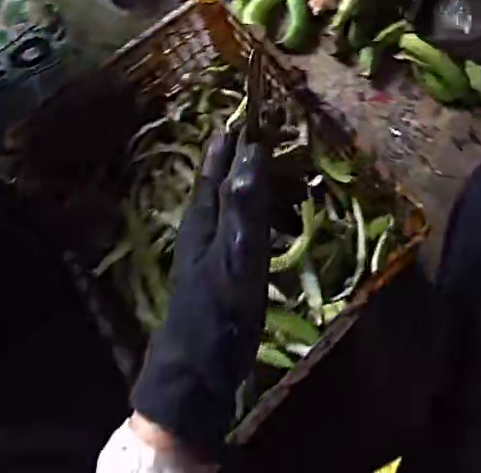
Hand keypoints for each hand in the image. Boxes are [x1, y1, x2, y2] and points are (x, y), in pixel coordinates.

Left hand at [131, 125, 270, 458]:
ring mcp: (211, 243)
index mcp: (205, 209)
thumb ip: (243, 200)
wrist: (195, 373)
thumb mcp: (237, 250)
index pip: (220, 155)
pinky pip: (244, 222)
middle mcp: (205, 219)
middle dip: (248, 151)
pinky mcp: (221, 264)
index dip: (238, 130)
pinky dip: (263, 210)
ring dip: (257, 179)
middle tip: (274, 135)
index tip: (257, 108)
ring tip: (285, 173)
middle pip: (226, 172)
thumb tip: (251, 146)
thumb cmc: (219, 307)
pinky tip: (278, 219)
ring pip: (236, 196)